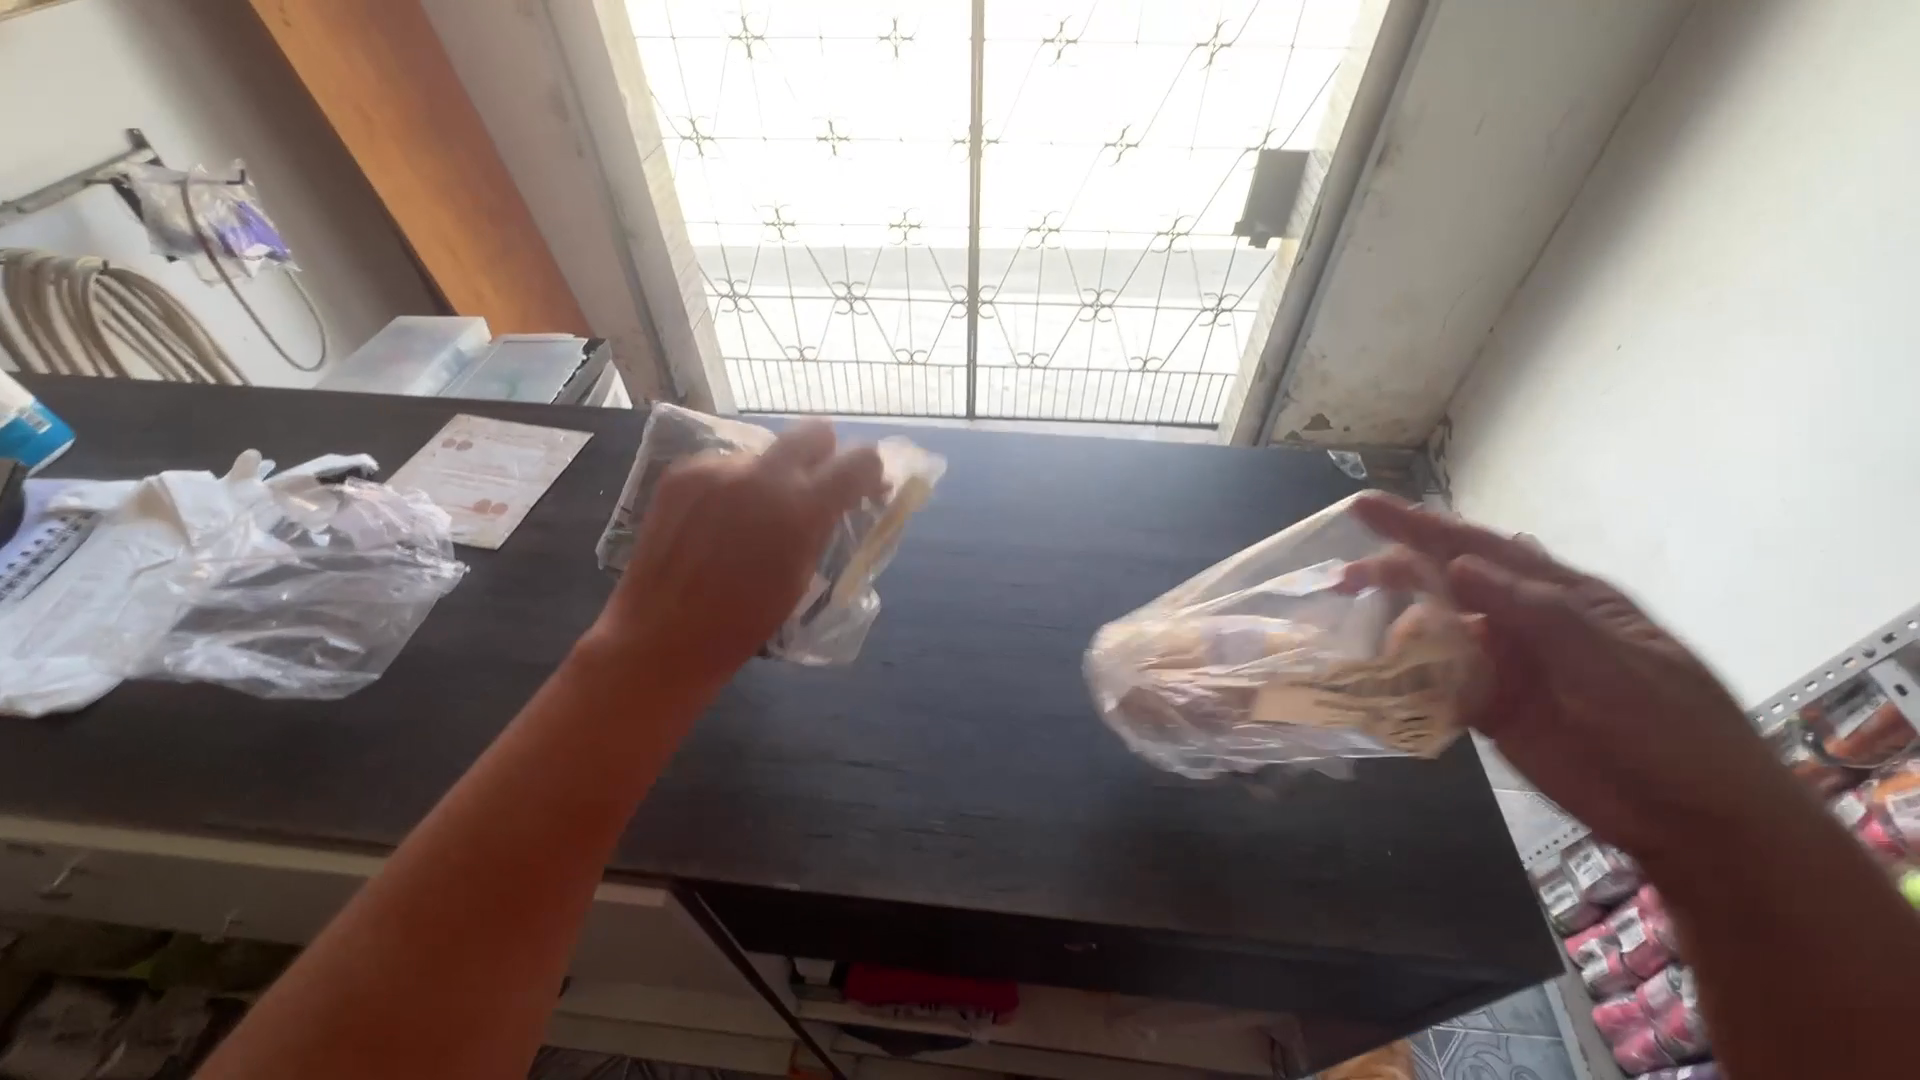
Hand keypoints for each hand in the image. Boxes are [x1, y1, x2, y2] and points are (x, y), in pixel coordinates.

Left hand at [590, 420, 883, 693]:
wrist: (661, 636)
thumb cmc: (743, 624)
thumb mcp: (801, 577)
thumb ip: (821, 529)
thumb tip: (839, 503)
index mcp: (800, 508)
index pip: (859, 461)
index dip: (871, 473)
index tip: (866, 490)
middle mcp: (761, 475)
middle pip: (814, 431)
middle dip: (825, 455)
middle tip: (817, 489)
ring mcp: (716, 469)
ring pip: (764, 453)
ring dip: (772, 476)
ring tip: (755, 519)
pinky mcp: (682, 474)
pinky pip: (725, 467)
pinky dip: (734, 486)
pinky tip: (720, 523)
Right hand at [1342, 495, 1793, 864]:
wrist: (1696, 821)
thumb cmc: (1670, 730)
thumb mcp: (1612, 664)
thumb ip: (1536, 613)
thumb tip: (1458, 565)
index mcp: (1561, 596)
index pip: (1479, 548)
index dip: (1419, 526)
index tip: (1362, 508)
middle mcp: (1526, 623)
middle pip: (1449, 584)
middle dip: (1395, 573)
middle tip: (1341, 579)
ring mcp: (1507, 667)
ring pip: (1437, 633)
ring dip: (1396, 627)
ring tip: (1353, 631)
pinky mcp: (1493, 710)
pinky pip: (1439, 684)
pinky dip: (1407, 678)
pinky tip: (1378, 679)